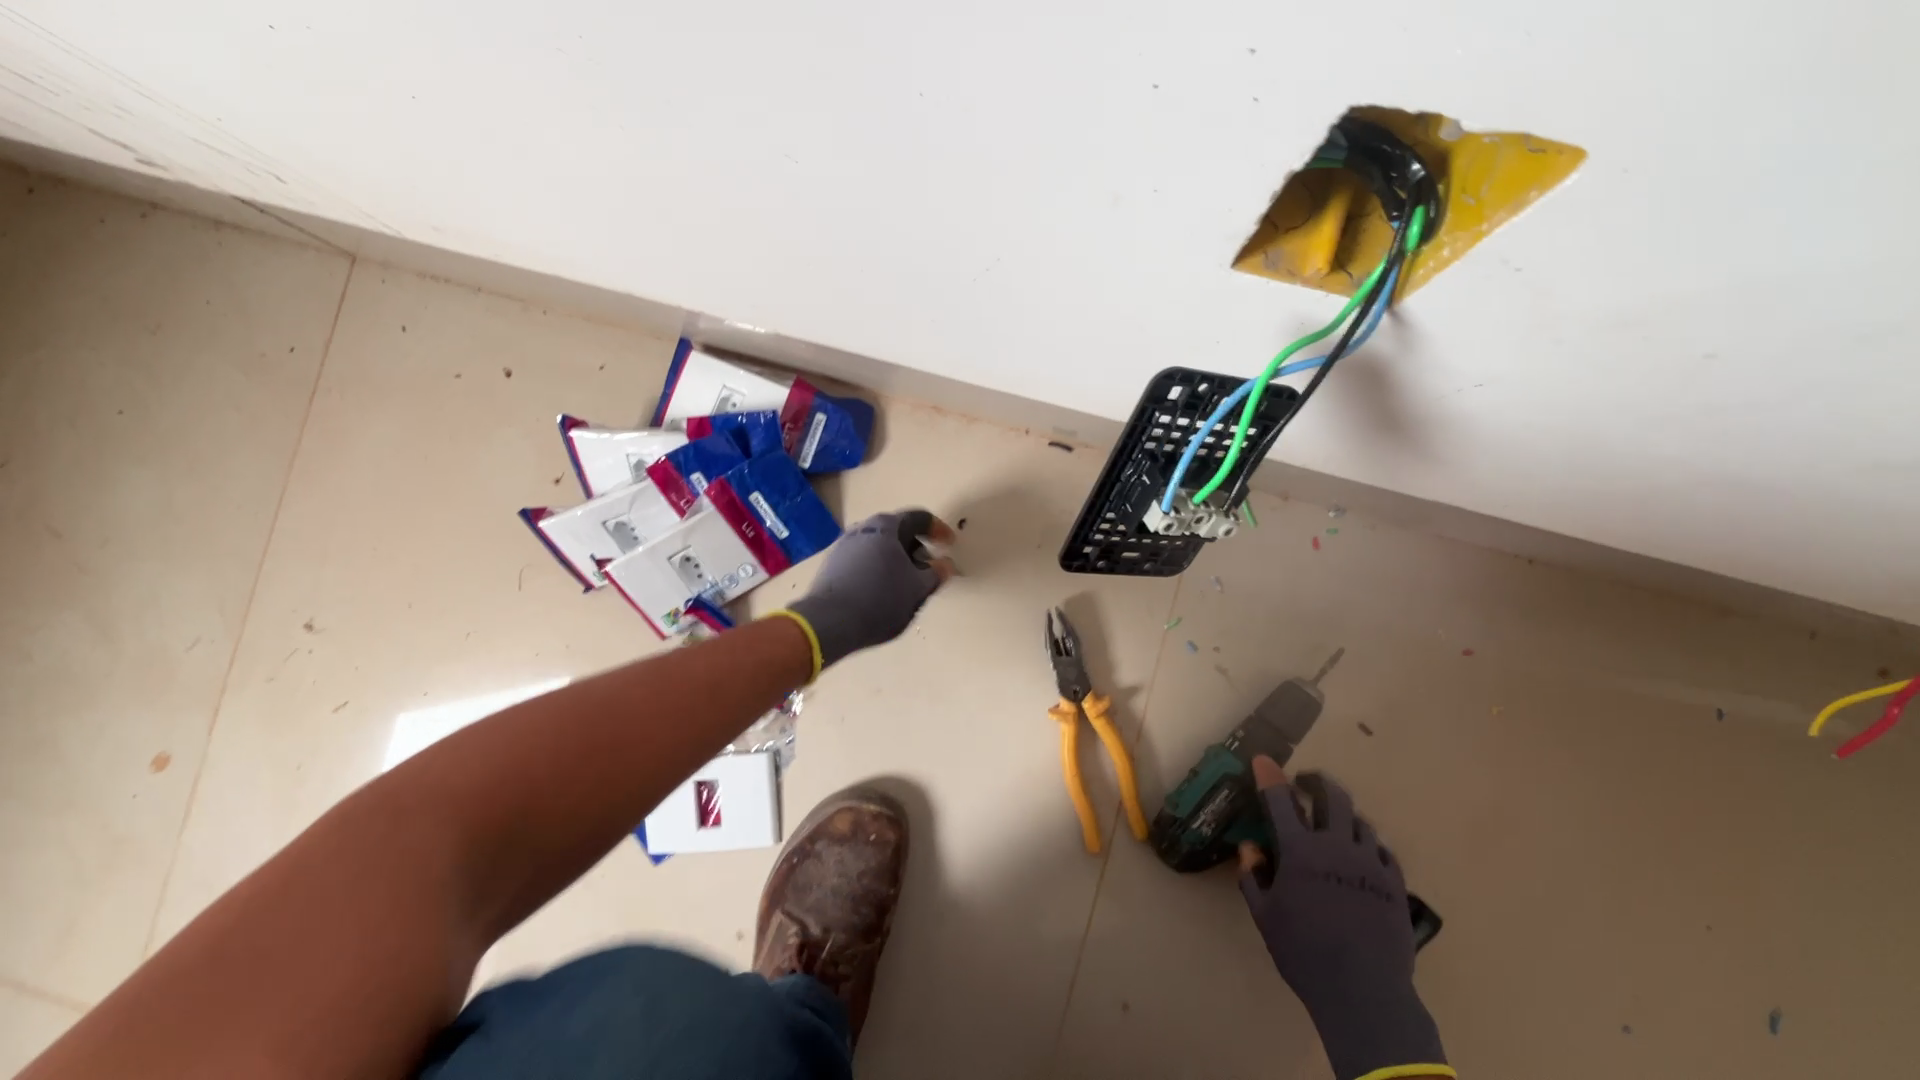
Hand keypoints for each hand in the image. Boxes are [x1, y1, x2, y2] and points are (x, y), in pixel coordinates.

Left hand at [779, 510, 954, 673]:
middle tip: (929, 569)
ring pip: (879, 547)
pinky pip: (863, 561)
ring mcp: (843, 546)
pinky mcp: (831, 565)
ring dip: (896, 561)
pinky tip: (882, 592)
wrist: (829, 623)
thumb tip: (946, 564)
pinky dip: (878, 569)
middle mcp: (862, 528)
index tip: (950, 545)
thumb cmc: (881, 600)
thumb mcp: (918, 589)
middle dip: (917, 548)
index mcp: (886, 526)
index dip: (939, 530)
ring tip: (906, 584)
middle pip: (898, 532)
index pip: (919, 518)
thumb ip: (937, 574)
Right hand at [1238, 757, 1448, 1079]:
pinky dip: (1368, 844)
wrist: (1363, 990)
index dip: (1270, 777)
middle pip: (1333, 797)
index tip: (1264, 759)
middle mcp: (1337, 846)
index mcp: (1300, 852)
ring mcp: (1370, 863)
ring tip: (1335, 822)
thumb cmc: (1303, 952)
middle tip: (1306, 783)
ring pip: (1360, 821)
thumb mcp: (1265, 916)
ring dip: (1344, 815)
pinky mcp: (1395, 882)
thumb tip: (1250, 848)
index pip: (1281, 802)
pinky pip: (1382, 850)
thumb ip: (1254, 877)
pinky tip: (1362, 855)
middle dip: (1317, 782)